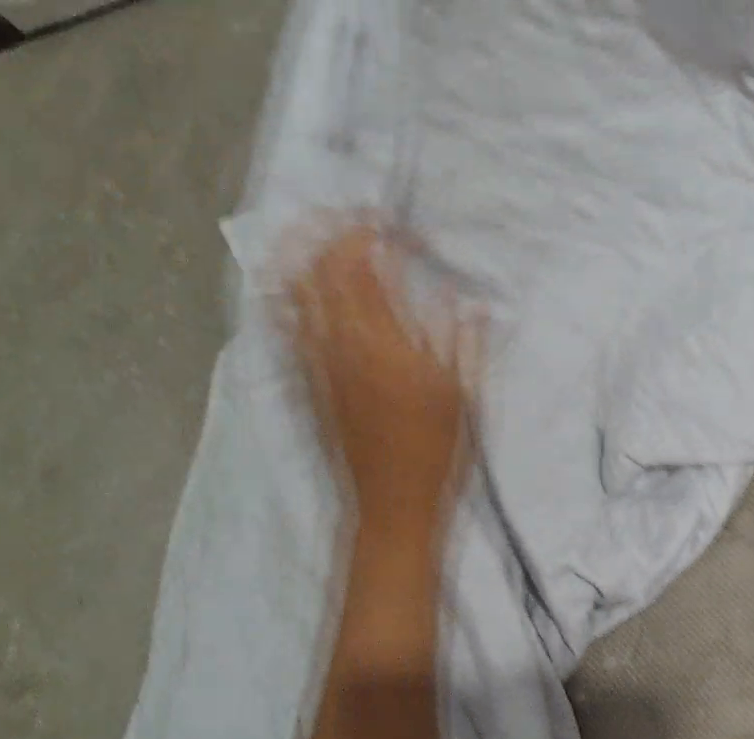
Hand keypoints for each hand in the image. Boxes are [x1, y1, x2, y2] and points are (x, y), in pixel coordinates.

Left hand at [287, 223, 483, 542]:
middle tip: (352, 220)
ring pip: (292, 291)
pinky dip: (288, 294)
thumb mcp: (464, 396)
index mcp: (387, 344)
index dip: (371, 236)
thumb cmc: (438, 454)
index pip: (364, 268)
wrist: (391, 502)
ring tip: (317, 235)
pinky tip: (295, 284)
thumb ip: (462, 341)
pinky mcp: (303, 380)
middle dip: (332, 234)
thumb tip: (467, 300)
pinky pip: (285, 324)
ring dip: (301, 255)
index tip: (390, 226)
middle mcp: (341, 344)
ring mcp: (315, 362)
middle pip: (320, 270)